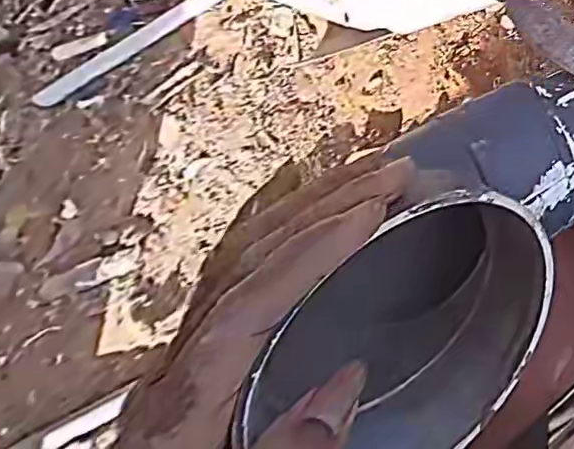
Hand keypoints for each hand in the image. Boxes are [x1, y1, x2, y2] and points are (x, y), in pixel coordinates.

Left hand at [119, 154, 415, 447]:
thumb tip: (349, 380)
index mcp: (182, 405)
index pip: (249, 302)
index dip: (316, 247)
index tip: (376, 208)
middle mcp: (179, 364)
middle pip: (251, 257)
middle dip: (329, 203)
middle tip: (395, 171)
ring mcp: (186, 350)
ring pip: (245, 248)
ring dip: (316, 198)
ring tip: (372, 169)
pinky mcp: (203, 348)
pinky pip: (245, 261)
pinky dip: (290, 216)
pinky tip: (321, 199)